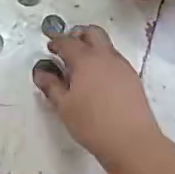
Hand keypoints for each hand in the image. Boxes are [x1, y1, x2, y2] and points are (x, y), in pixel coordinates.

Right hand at [31, 25, 166, 167]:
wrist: (132, 141)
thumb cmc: (92, 124)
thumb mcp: (64, 106)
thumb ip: (51, 86)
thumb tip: (41, 73)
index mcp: (86, 60)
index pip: (68, 42)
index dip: (56, 42)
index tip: (50, 47)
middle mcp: (106, 56)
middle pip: (92, 32)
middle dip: (78, 35)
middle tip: (67, 48)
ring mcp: (122, 66)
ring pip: (106, 45)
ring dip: (93, 46)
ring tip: (81, 66)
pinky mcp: (133, 78)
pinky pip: (115, 59)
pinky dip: (104, 60)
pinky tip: (98, 80)